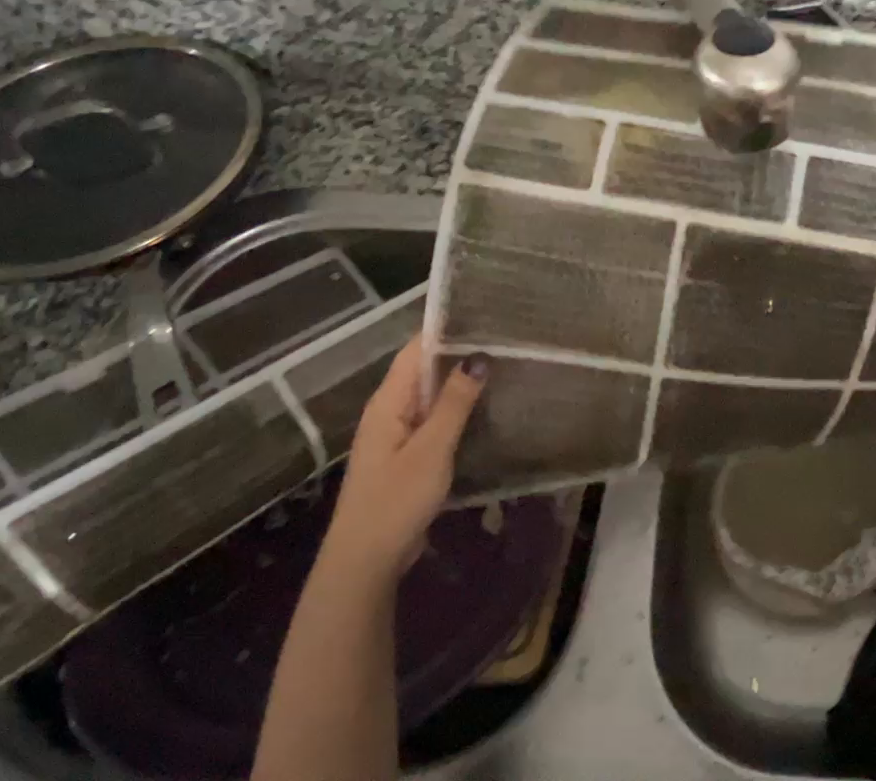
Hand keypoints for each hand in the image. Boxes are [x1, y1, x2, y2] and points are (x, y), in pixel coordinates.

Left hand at [320, 337, 486, 583]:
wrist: (366, 560)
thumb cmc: (396, 501)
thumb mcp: (431, 450)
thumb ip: (455, 404)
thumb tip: (478, 357)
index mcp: (388, 402)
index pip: (417, 350)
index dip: (447, 329)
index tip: (487, 314)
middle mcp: (390, 411)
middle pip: (426, 370)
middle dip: (462, 354)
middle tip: (509, 340)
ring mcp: (399, 435)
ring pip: (434, 397)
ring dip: (464, 384)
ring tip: (508, 366)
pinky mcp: (410, 457)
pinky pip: (437, 421)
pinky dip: (461, 411)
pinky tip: (490, 411)